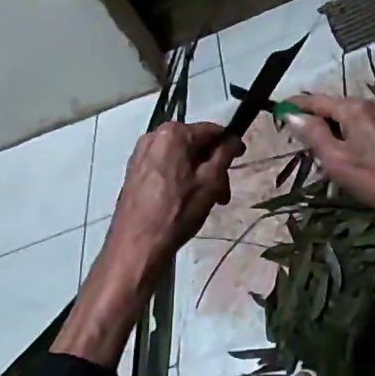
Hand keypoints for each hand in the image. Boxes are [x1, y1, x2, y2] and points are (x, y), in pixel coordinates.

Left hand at [103, 121, 242, 286]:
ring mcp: (140, 154)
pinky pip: (166, 167)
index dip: (230, 144)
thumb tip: (233, 139)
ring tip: (208, 201)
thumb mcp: (210, 182)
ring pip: (181, 157)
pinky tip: (186, 201)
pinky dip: (181, 178)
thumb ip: (224, 154)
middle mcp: (153, 136)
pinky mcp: (134, 172)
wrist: (137, 245)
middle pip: (195, 144)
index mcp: (173, 133)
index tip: (240, 159)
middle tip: (223, 194)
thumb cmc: (178, 211)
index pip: (211, 130)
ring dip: (199, 175)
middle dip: (213, 166)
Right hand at [285, 94, 374, 229]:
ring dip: (336, 129)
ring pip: (352, 116)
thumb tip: (292, 114)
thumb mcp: (335, 160)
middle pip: (335, 107)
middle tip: (301, 139)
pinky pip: (367, 124)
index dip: (297, 105)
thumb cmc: (372, 179)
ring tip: (324, 150)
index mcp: (355, 108)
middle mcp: (372, 103)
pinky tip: (349, 152)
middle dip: (317, 121)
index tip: (280, 109)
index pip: (317, 101)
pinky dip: (353, 133)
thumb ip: (313, 134)